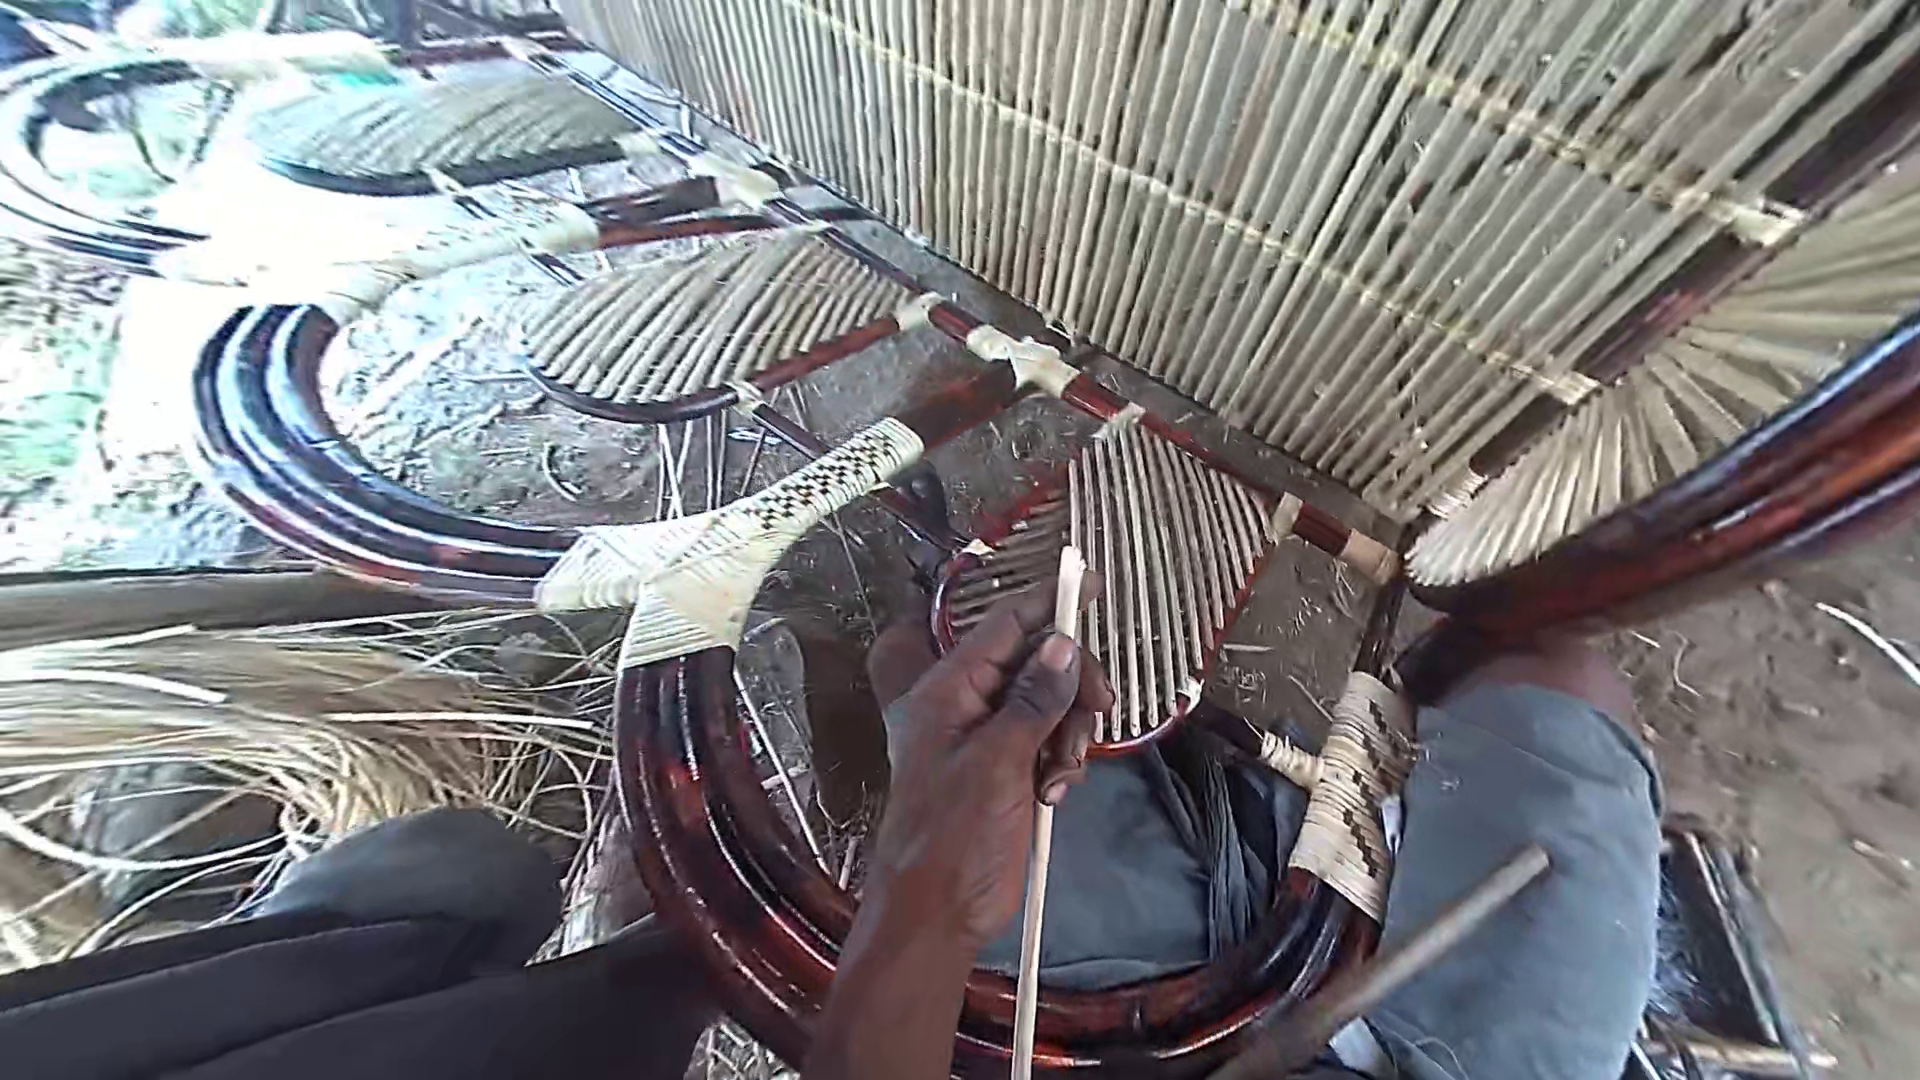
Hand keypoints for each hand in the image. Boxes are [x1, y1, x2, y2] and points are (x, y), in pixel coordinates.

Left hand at [805, 582, 1111, 1079]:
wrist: (938, 912)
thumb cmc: (955, 835)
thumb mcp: (996, 764)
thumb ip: (1031, 701)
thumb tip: (1061, 643)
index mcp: (950, 687)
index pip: (1005, 625)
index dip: (1048, 600)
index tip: (1091, 582)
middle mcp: (970, 700)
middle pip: (1036, 661)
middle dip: (1070, 684)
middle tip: (1100, 709)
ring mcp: (990, 732)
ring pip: (1049, 699)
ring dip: (1068, 730)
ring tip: (1060, 775)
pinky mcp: (1009, 761)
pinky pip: (1049, 736)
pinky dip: (1061, 757)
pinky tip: (1054, 791)